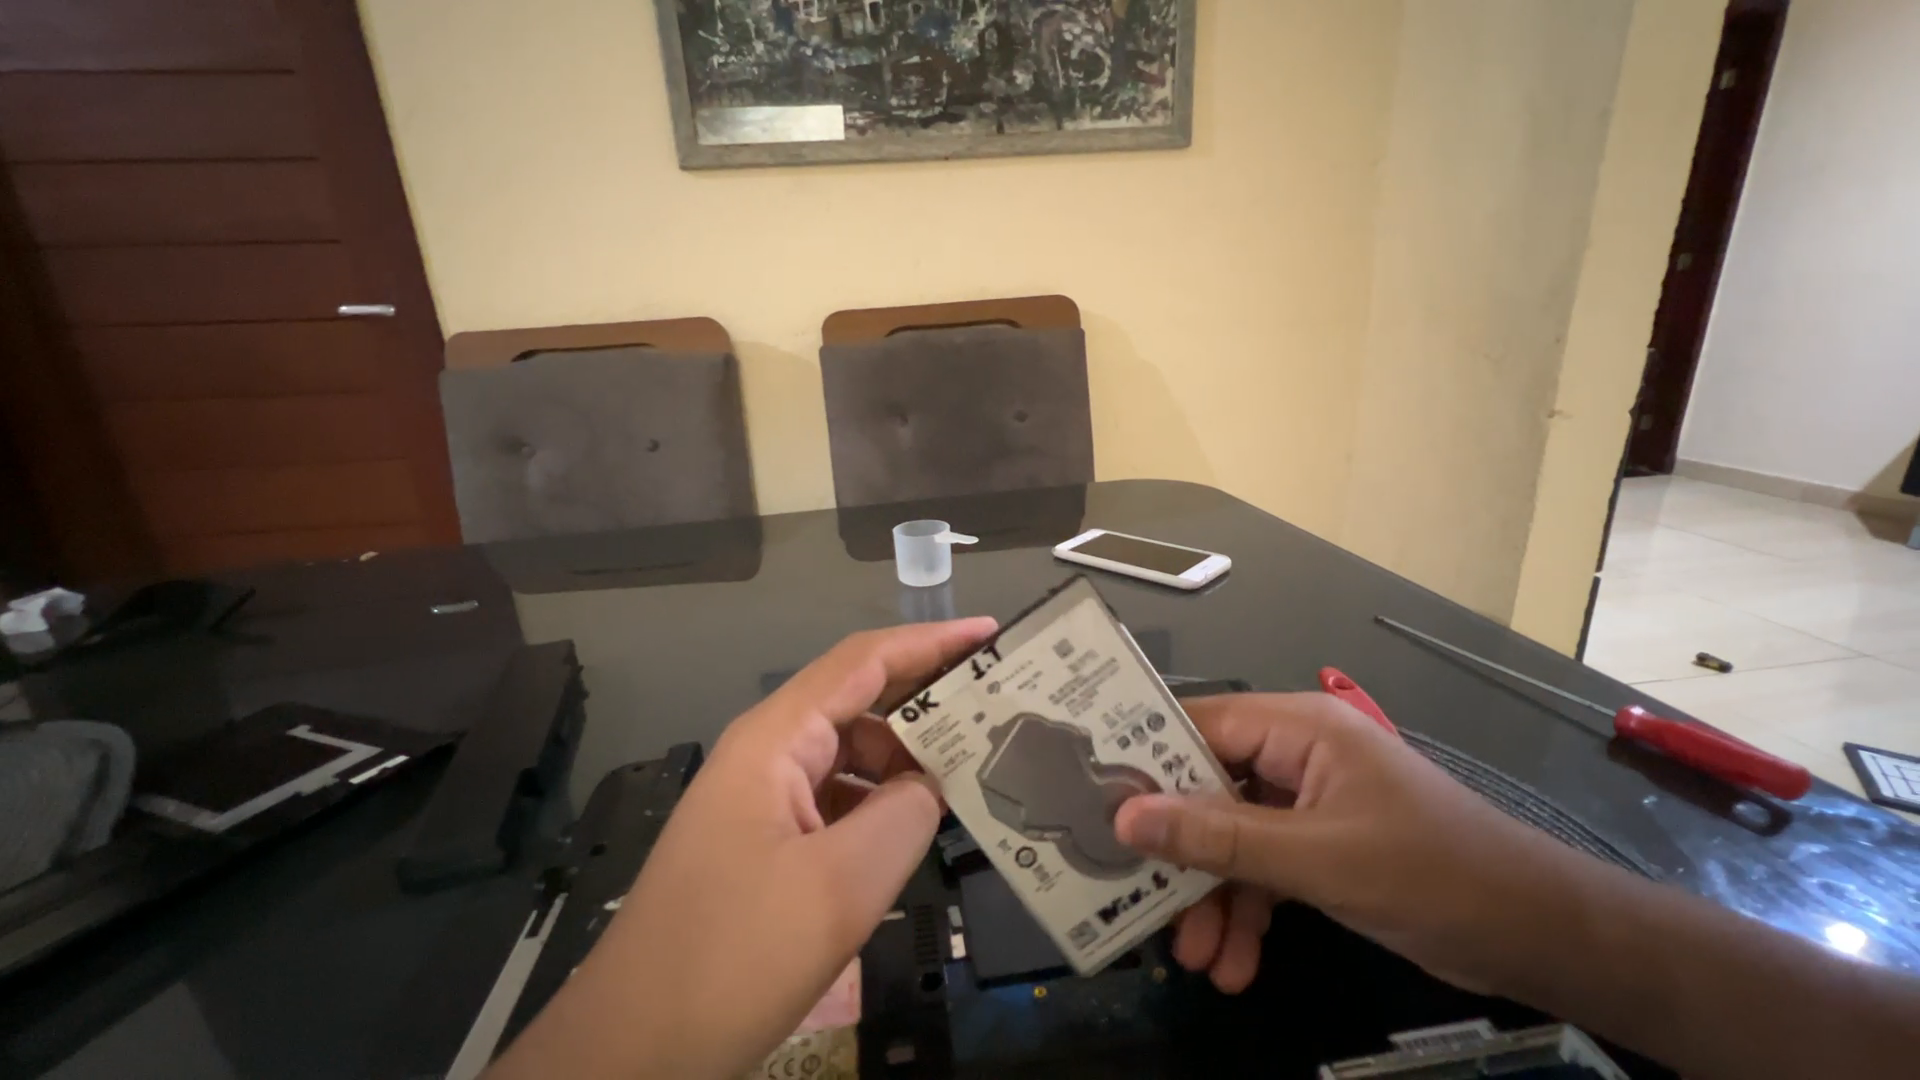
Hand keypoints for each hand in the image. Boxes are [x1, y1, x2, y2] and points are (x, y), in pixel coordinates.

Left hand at [489, 618, 997, 1079]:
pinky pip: (834, 799)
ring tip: (968, 772)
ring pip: (847, 754)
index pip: (863, 661)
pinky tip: (913, 826)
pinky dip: (879, 801)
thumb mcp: (841, 885)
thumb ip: (905, 815)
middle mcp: (766, 753)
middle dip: (925, 695)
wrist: (632, 1046)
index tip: (990, 633)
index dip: (930, 641)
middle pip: (856, 701)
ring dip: (904, 757)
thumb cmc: (734, 953)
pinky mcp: (763, 842)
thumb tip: (932, 784)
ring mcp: (761, 799)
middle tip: (994, 703)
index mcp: (775, 739)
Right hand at [1115, 693, 1576, 995]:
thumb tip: (1127, 818)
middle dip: (1181, 854)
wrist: (1540, 935)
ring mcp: (1306, 803)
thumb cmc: (1432, 873)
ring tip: (1197, 959)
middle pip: (1206, 790)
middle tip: (1140, 898)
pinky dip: (1246, 912)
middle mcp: (1294, 755)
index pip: (1196, 727)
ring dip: (1212, 897)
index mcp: (1296, 728)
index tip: (1095, 808)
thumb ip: (1220, 838)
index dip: (1143, 764)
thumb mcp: (1317, 858)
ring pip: (1230, 838)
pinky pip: (1261, 868)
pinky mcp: (1319, 845)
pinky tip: (1236, 963)